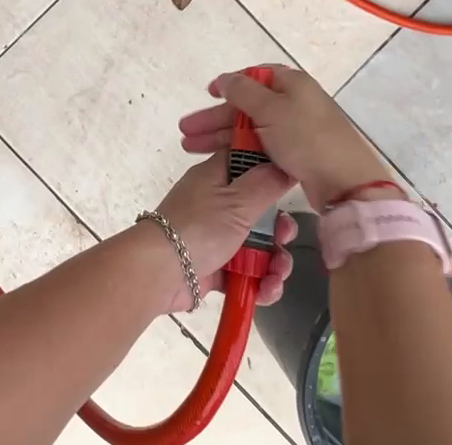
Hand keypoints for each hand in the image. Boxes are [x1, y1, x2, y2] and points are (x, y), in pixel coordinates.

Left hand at [149, 154, 296, 312]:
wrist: (161, 271)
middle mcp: (215, 202)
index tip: (289, 183)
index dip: (269, 169)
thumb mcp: (237, 201)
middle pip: (259, 210)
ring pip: (258, 245)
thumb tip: (284, 164)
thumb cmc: (199, 227)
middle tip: (284, 238)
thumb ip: (265, 183)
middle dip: (279, 229)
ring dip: (274, 262)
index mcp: (215, 177)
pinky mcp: (216, 266)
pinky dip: (259, 281)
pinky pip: (247, 271)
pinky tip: (266, 290)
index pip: (244, 161)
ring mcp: (215, 235)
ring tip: (276, 275)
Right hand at [178, 65, 392, 210]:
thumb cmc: (306, 138)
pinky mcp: (298, 154)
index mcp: (292, 84)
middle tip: (186, 130)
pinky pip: (261, 146)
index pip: (255, 75)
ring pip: (250, 128)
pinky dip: (239, 150)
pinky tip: (220, 158)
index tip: (208, 95)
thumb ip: (242, 91)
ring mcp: (297, 130)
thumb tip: (225, 78)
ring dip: (220, 136)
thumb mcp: (270, 109)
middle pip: (247, 105)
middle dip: (214, 118)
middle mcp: (295, 103)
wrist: (347, 184)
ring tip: (190, 147)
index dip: (229, 83)